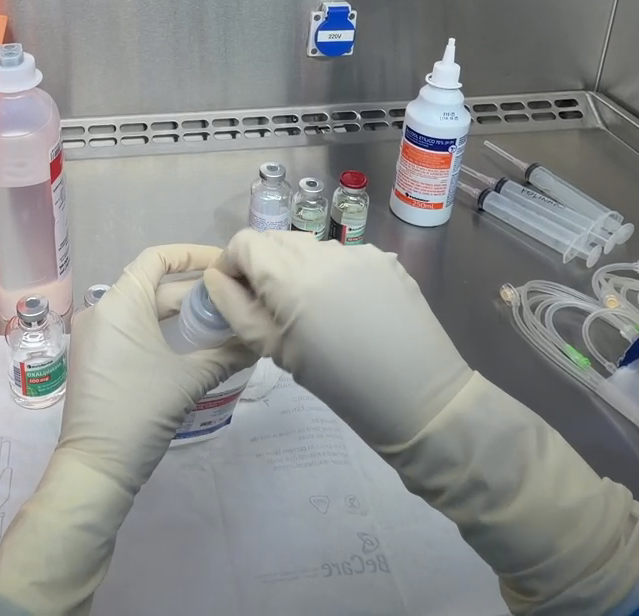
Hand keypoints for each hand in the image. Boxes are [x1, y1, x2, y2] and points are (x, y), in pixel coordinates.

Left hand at [0, 244, 256, 613]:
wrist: (95, 468)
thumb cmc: (139, 411)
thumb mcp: (188, 379)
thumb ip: (226, 353)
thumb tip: (259, 339)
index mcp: (120, 302)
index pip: (157, 258)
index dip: (192, 254)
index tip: (225, 263)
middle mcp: (103, 310)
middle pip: (155, 285)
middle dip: (195, 291)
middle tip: (235, 299)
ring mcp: (96, 335)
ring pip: (145, 309)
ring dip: (181, 313)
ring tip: (222, 320)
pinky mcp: (97, 358)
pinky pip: (133, 328)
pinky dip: (163, 330)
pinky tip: (194, 344)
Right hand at [205, 229, 638, 613]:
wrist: (422, 398)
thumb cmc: (340, 384)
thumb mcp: (277, 352)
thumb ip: (238, 310)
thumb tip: (216, 280)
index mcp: (290, 276)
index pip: (244, 242)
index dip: (232, 264)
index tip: (238, 295)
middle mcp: (322, 252)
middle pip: (275, 239)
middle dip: (263, 265)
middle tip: (272, 307)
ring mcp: (357, 252)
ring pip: (309, 246)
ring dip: (298, 268)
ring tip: (314, 311)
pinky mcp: (383, 259)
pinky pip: (342, 256)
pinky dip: (332, 274)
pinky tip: (348, 309)